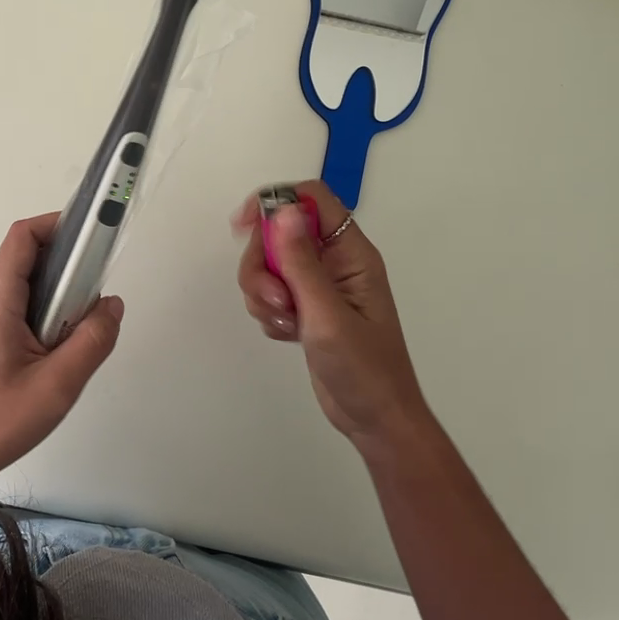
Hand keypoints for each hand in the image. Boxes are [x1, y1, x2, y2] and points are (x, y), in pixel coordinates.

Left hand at [0, 213, 124, 487]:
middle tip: (97, 299)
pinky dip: (46, 313)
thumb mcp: (58, 385)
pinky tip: (60, 349)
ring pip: (28, 284)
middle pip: (30, 258)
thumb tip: (111, 304)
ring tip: (80, 333)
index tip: (95, 235)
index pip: (24, 236)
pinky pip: (19, 304)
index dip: (59, 224)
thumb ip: (92, 339)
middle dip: (69, 268)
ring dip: (60, 296)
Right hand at [233, 181, 431, 450]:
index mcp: (350, 253)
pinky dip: (269, 312)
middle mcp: (334, 262)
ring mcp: (318, 285)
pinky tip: (287, 335)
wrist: (376, 420)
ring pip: (268, 265)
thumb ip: (301, 262)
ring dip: (263, 294)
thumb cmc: (363, 368)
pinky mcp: (306, 307)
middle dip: (263, 266)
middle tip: (276, 300)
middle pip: (277, 234)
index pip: (310, 199)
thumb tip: (282, 209)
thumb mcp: (327, 314)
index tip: (243, 228)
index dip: (274, 203)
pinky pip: (270, 292)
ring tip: (285, 324)